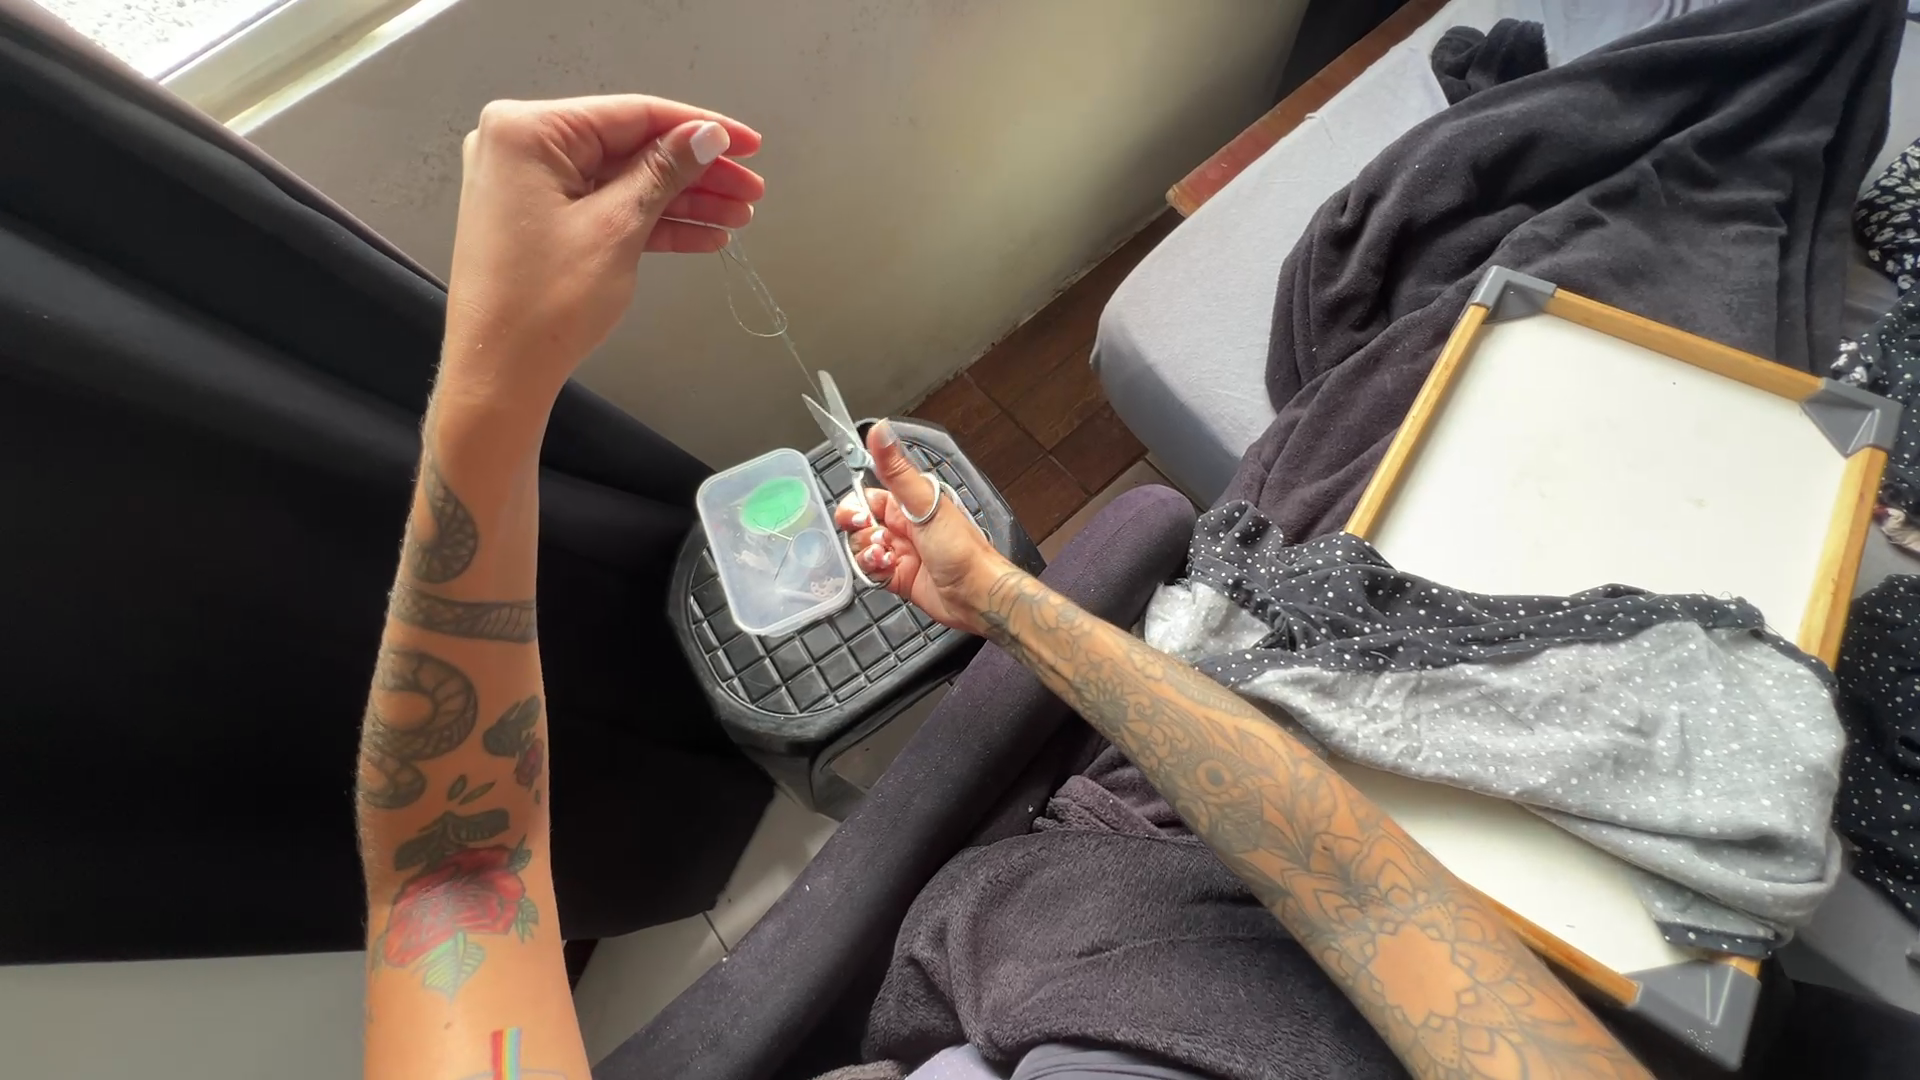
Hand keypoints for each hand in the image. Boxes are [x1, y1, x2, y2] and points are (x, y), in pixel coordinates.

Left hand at [441, 95, 764, 402]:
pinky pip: (613, 212)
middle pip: (634, 150)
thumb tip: (706, 138)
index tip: (747, 142)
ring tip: (739, 216)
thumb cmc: (546, 300)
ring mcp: (536, 188)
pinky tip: (705, 235)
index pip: (633, 115)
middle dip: (698, 172)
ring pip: (629, 185)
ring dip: (686, 201)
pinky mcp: (549, 223)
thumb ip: (663, 175)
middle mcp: (527, 149)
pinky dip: (657, 224)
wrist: (504, 367)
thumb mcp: (616, 228)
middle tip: (751, 189)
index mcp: (530, 132)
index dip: (698, 127)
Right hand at [833, 421, 1013, 636]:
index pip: (868, 497)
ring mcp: (901, 552)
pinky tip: (887, 570)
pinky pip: (871, 571)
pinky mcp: (899, 577)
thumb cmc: (961, 548)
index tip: (858, 514)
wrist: (976, 593)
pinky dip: (873, 571)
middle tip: (875, 536)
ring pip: (863, 548)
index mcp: (910, 503)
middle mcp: (904, 526)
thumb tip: (881, 430)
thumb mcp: (924, 502)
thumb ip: (897, 468)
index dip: (855, 505)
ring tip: (886, 556)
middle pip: (860, 523)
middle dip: (858, 531)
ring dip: (866, 552)